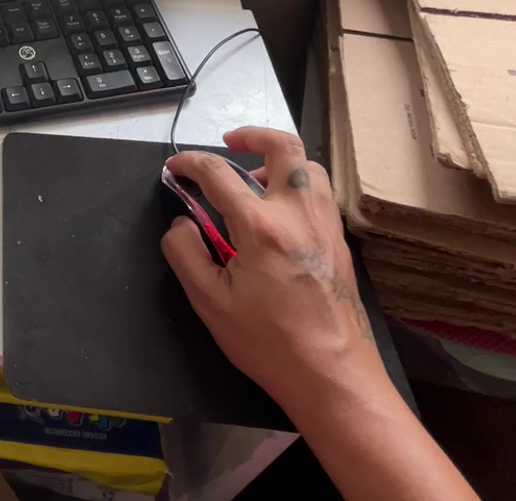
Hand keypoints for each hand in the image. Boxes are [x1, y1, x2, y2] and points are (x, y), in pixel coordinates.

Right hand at [161, 126, 388, 419]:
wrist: (334, 379)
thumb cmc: (268, 342)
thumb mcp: (208, 301)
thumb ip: (184, 252)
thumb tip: (183, 224)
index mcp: (261, 228)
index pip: (218, 174)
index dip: (190, 164)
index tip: (175, 169)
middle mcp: (299, 216)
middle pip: (284, 148)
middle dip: (252, 135)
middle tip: (229, 144)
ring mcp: (325, 227)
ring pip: (310, 167)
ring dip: (278, 161)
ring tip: (252, 180)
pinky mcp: (340, 244)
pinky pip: (320, 194)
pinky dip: (296, 185)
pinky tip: (276, 211)